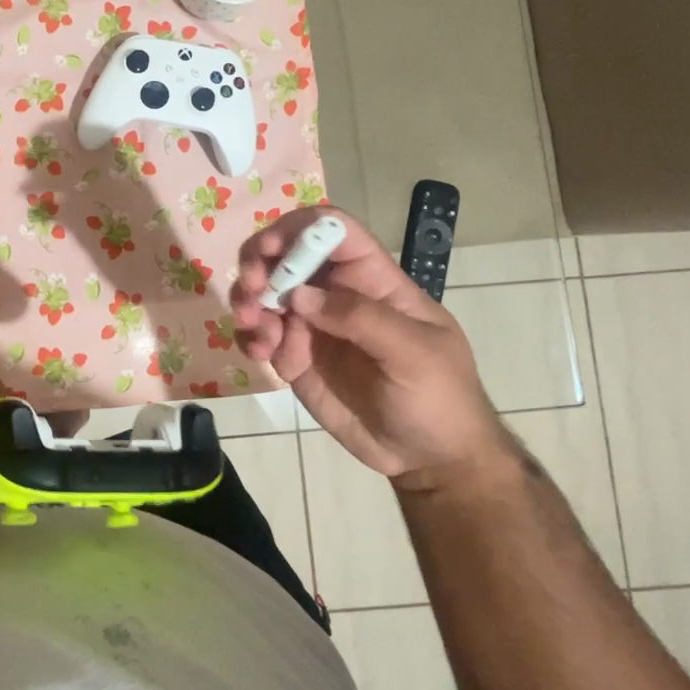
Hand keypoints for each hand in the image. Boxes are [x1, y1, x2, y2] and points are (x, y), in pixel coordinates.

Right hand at [231, 208, 510, 491]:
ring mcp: (311, 325)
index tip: (270, 250)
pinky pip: (260, 333)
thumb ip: (360, 318)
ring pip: (265, 292)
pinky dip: (250, 337)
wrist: (429, 460)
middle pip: (286, 254)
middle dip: (260, 264)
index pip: (332, 231)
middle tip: (252, 293)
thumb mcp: (415, 354)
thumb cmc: (439, 399)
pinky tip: (262, 356)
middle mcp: (336, 294)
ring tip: (258, 333)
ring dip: (250, 302)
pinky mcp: (293, 357)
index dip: (298, 229)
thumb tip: (298, 295)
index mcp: (372, 279)